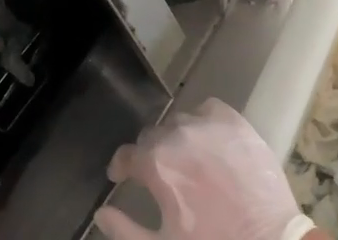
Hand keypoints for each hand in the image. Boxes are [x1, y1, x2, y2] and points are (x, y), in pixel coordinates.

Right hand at [94, 100, 321, 239]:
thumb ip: (126, 230)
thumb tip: (101, 213)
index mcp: (157, 163)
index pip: (127, 154)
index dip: (121, 167)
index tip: (122, 177)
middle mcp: (178, 135)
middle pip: (153, 136)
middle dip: (151, 155)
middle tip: (162, 177)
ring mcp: (208, 125)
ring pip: (180, 122)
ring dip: (177, 139)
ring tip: (188, 161)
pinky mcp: (235, 123)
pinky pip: (209, 110)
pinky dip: (203, 121)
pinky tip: (209, 141)